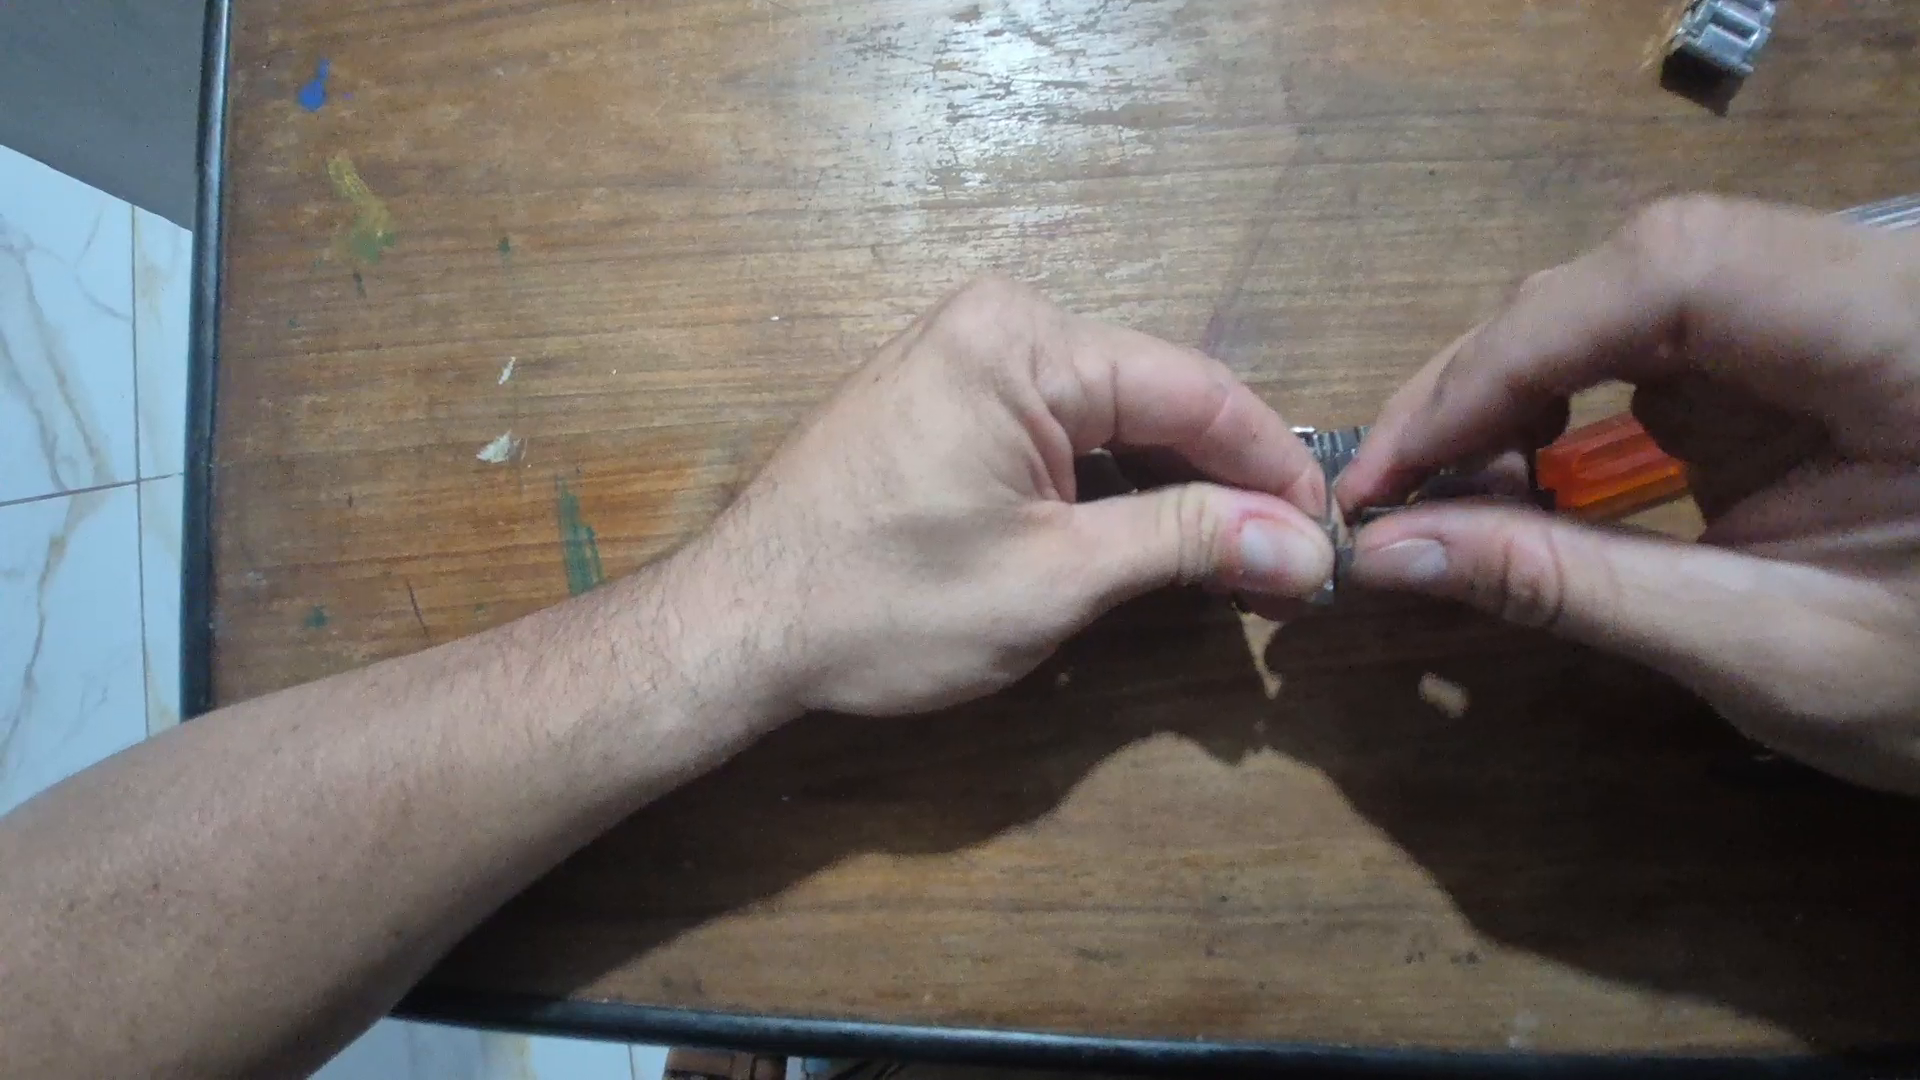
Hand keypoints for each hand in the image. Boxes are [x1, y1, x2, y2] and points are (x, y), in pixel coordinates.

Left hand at [678, 277, 1332, 717]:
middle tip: (1284, 565)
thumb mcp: (1053, 577)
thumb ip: (1185, 542)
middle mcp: (998, 327)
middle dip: (1222, 483)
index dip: (1273, 465)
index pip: (1194, 392)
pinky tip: (1143, 538)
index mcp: (1025, 341)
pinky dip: (1106, 490)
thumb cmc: (886, 604)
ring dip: (1168, 491)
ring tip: (1229, 563)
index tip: (1325, 534)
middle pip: (1152, 401)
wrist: (742, 627)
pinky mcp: (945, 407)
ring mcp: (964, 364)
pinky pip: (1055, 436)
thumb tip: (1305, 545)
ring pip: (1107, 423)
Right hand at [1338, 197, 1919, 793]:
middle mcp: (1864, 296)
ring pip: (1598, 307)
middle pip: (1614, 279)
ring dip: (1490, 395)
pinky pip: (1614, 353)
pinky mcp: (1767, 362)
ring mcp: (1810, 322)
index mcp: (1913, 346)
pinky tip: (1506, 472)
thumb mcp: (1762, 652)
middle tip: (1385, 486)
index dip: (1514, 354)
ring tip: (1438, 487)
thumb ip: (1563, 587)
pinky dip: (1531, 411)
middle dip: (1475, 383)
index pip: (1676, 274)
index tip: (1408, 462)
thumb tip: (1379, 554)